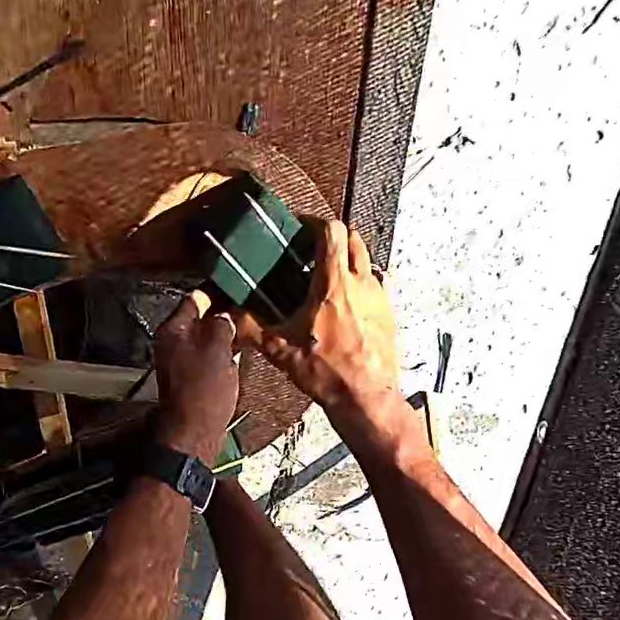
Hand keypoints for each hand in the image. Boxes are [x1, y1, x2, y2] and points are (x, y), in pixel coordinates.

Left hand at [152, 290, 240, 460]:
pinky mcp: (192, 376)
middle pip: (201, 318)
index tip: (239, 289)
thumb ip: (221, 323)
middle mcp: (173, 342)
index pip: (196, 298)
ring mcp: (181, 360)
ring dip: (225, 333)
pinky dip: (223, 351)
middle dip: (224, 313)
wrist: (194, 432)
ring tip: (249, 328)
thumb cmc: (204, 390)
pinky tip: (240, 351)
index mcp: (173, 330)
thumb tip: (226, 314)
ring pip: (206, 336)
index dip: (218, 292)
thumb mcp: (218, 349)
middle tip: (248, 309)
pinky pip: (209, 355)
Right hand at [235, 219, 398, 420]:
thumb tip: (230, 318)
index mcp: (334, 285)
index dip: (315, 222)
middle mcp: (361, 284)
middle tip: (314, 248)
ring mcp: (379, 297)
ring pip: (368, 260)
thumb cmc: (329, 373)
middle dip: (334, 236)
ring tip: (328, 274)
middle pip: (353, 238)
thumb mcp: (281, 351)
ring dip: (349, 258)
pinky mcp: (389, 313)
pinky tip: (346, 302)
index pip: (331, 232)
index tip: (301, 227)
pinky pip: (378, 284)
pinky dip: (362, 282)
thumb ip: (252, 329)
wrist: (366, 397)